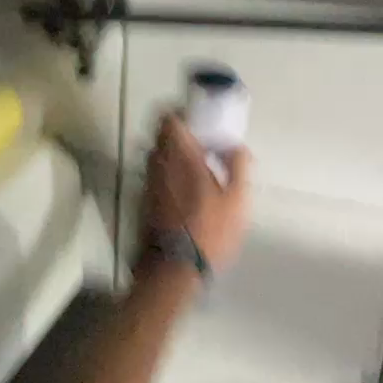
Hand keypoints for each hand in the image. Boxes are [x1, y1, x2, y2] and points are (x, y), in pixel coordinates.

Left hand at [142, 114, 252, 272]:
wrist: (173, 270)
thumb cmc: (209, 230)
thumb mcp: (237, 199)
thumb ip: (239, 165)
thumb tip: (236, 146)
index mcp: (180, 156)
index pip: (169, 118)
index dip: (182, 112)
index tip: (199, 118)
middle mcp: (157, 164)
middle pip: (161, 135)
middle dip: (181, 134)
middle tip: (203, 143)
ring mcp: (147, 184)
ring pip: (157, 156)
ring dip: (174, 155)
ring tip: (198, 167)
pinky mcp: (143, 202)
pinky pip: (156, 175)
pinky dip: (169, 174)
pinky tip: (188, 191)